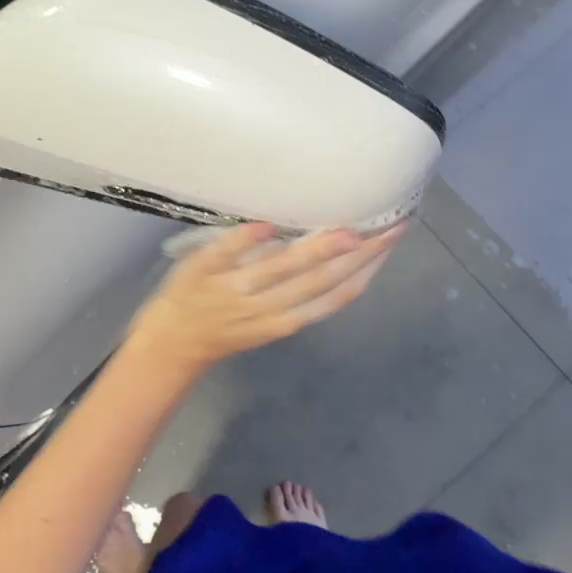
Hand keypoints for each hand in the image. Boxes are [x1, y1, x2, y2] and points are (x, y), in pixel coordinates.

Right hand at [122, 223, 406, 376]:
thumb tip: (267, 226)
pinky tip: (365, 271)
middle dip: (362, 254)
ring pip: (333, 296)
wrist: (177, 347)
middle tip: (394, 227)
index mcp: (245, 285)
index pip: (294, 263)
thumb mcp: (194, 266)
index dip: (326, 246)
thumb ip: (229, 245)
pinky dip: (350, 289)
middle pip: (324, 279)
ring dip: (365, 271)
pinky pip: (326, 308)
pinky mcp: (288, 328)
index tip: (355, 225)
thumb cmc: (184, 295)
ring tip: (388, 243)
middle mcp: (271, 306)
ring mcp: (284, 321)